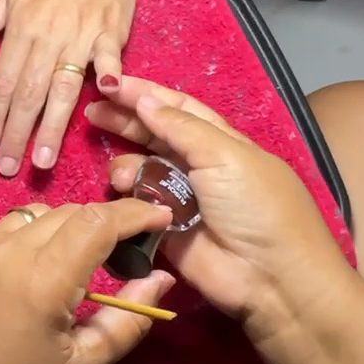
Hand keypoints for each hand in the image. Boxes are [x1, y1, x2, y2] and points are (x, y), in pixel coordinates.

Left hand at [0, 0, 139, 175]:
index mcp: (21, 29)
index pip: (1, 81)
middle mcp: (48, 36)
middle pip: (27, 93)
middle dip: (15, 134)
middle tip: (6, 168)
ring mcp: (82, 36)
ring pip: (62, 87)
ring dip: (52, 126)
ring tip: (41, 161)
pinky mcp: (113, 32)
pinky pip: (109, 58)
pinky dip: (109, 74)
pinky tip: (104, 99)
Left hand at [0, 200, 175, 363]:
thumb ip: (128, 318)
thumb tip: (159, 277)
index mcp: (41, 279)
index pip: (96, 222)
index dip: (134, 213)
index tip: (162, 217)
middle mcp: (6, 250)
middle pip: (69, 212)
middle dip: (105, 221)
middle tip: (127, 246)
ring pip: (36, 214)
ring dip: (68, 226)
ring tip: (82, 258)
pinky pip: (6, 227)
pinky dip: (32, 236)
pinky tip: (36, 267)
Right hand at [87, 76, 356, 348]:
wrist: (271, 280)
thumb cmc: (258, 209)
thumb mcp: (226, 157)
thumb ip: (181, 127)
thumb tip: (144, 100)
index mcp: (222, 142)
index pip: (178, 107)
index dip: (145, 93)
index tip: (110, 83)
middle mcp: (199, 165)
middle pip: (154, 133)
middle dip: (123, 120)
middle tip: (91, 112)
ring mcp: (180, 196)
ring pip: (140, 167)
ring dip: (126, 165)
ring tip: (121, 175)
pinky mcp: (162, 225)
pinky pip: (135, 201)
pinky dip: (126, 194)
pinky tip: (123, 195)